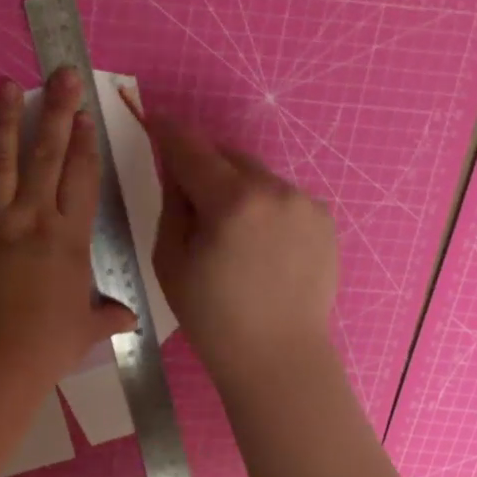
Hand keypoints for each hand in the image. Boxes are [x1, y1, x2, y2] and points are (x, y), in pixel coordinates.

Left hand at [0, 69, 135, 382]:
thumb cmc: (49, 343)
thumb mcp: (86, 328)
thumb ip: (106, 316)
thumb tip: (126, 319)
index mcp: (69, 236)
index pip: (81, 177)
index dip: (84, 141)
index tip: (85, 111)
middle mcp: (32, 219)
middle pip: (47, 155)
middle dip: (55, 109)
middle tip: (60, 73)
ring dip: (3, 122)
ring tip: (5, 86)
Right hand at [151, 119, 336, 381]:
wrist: (276, 356)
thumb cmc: (210, 316)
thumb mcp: (172, 259)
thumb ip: (174, 204)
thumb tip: (176, 169)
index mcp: (232, 201)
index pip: (192, 149)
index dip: (169, 132)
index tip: (154, 120)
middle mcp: (275, 190)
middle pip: (228, 157)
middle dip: (203, 165)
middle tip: (184, 193)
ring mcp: (305, 203)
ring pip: (256, 178)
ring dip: (234, 187)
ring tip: (223, 231)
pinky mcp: (322, 220)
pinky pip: (281, 199)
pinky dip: (261, 207)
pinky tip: (254, 245)